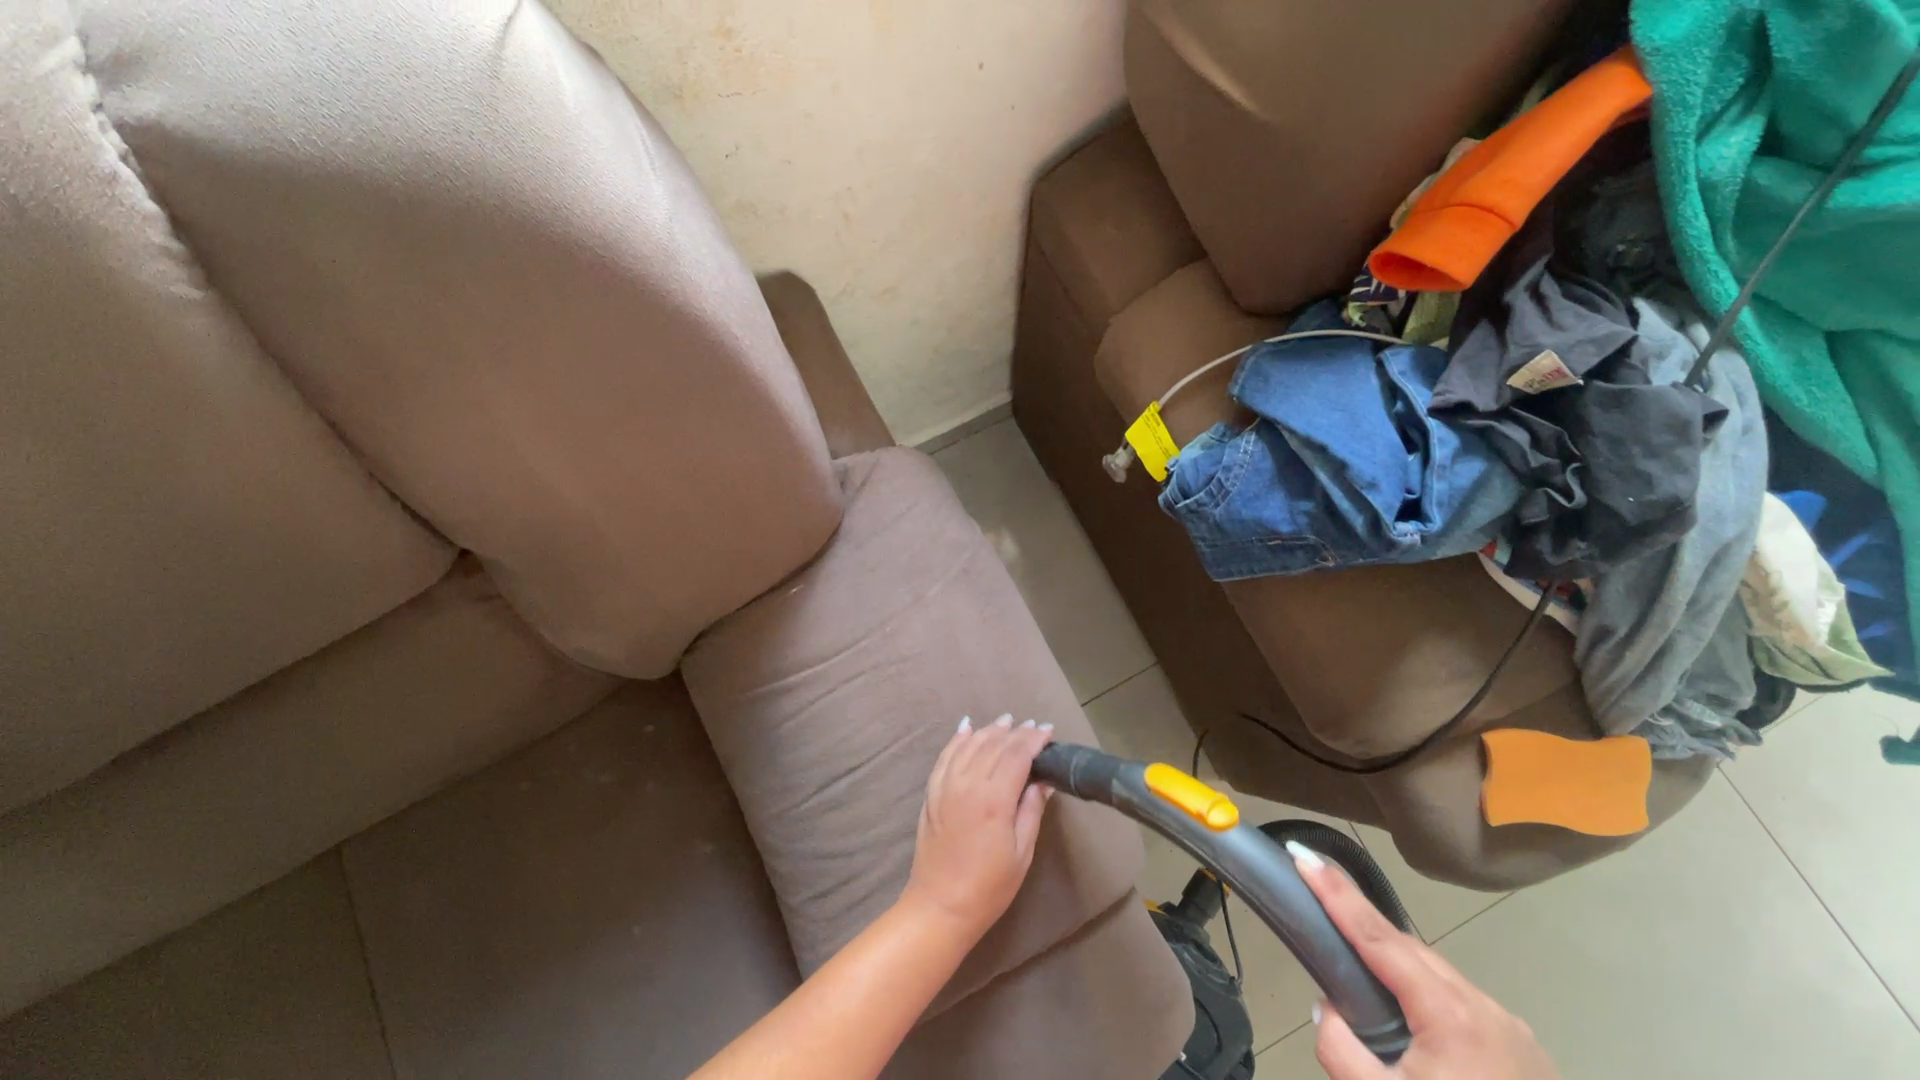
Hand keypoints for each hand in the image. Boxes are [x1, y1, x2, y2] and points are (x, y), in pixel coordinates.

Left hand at [899, 715, 1054, 940]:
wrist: (940, 906)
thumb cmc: (989, 886)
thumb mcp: (1022, 852)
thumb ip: (1032, 810)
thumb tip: (1044, 780)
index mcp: (994, 800)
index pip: (1016, 755)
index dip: (1033, 740)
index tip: (1048, 732)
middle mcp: (967, 785)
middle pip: (993, 746)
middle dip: (1015, 732)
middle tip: (1032, 726)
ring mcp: (945, 787)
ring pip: (968, 746)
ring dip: (988, 731)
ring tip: (1005, 722)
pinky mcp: (931, 794)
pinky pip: (945, 757)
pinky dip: (957, 739)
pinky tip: (967, 729)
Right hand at [1289, 843, 1558, 1079]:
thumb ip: (1341, 1051)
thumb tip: (1330, 1011)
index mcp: (1449, 1014)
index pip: (1378, 938)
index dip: (1337, 895)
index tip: (1304, 857)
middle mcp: (1486, 1009)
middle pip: (1411, 951)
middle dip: (1364, 928)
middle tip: (1321, 909)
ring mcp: (1512, 1030)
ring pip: (1441, 979)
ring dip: (1398, 970)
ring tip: (1361, 982)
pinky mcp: (1526, 1055)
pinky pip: (1464, 1007)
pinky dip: (1428, 1000)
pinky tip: (1414, 1030)